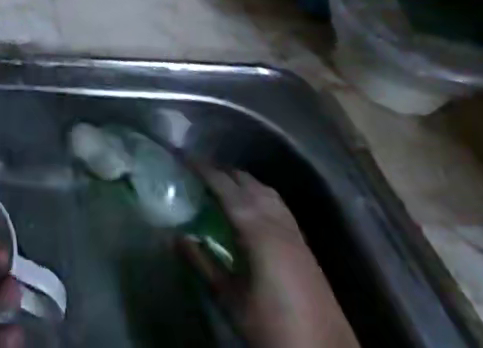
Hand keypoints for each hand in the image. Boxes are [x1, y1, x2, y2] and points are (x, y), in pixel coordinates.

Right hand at [186, 168, 360, 347]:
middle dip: (220, 171)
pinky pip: (277, 205)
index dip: (201, 168)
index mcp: (255, 227)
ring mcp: (294, 232)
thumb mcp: (231, 299)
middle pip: (246, 182)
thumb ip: (203, 264)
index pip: (223, 184)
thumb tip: (177, 237)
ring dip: (242, 182)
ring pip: (265, 191)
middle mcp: (275, 221)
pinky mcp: (304, 246)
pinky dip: (258, 196)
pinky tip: (249, 209)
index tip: (180, 157)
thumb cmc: (273, 325)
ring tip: (219, 185)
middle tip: (195, 171)